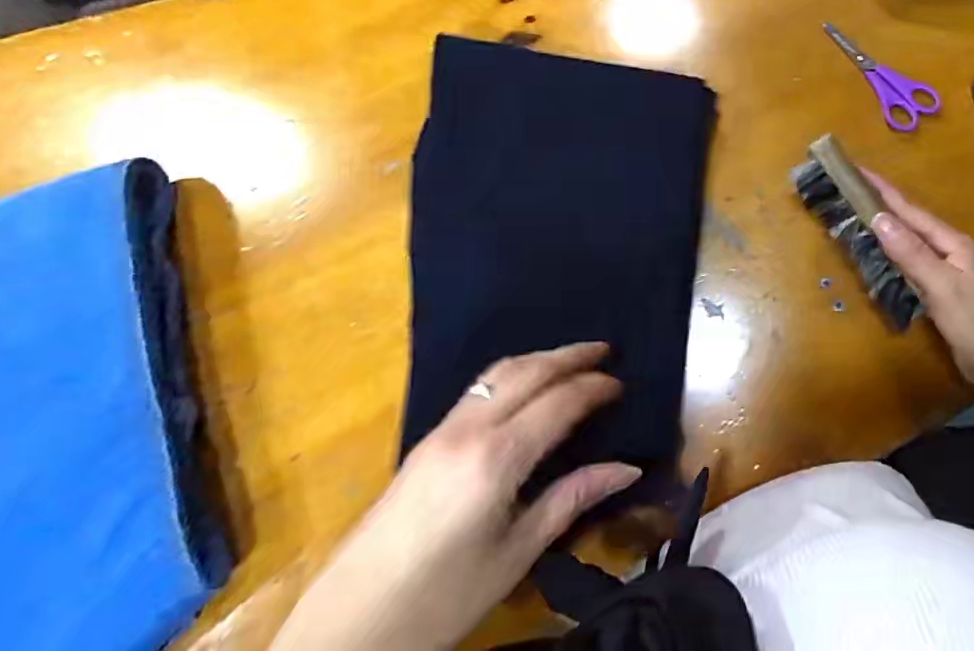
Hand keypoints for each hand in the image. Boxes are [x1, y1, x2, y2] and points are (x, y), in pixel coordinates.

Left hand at [272, 342, 640, 650]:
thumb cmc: (441, 600)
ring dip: (541, 358)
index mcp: (497, 458)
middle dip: (572, 355)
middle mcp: (470, 429)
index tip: (623, 385)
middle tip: (607, 350)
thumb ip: (571, 499)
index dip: (596, 388)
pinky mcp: (427, 440)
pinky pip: (481, 387)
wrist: (348, 626)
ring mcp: (443, 430)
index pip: (559, 401)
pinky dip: (514, 373)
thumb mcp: (515, 554)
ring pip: (500, 371)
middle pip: (529, 370)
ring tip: (574, 359)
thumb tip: (626, 469)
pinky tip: (527, 385)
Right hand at [863, 170, 973, 398]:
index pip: (912, 211)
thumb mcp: (942, 288)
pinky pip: (912, 263)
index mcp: (954, 243)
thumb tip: (879, 218)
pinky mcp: (944, 291)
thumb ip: (911, 253)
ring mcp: (949, 271)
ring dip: (886, 227)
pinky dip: (893, 254)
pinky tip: (880, 255)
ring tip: (857, 213)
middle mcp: (952, 251)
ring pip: (910, 242)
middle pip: (911, 222)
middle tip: (850, 190)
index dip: (884, 191)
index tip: (858, 171)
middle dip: (882, 204)